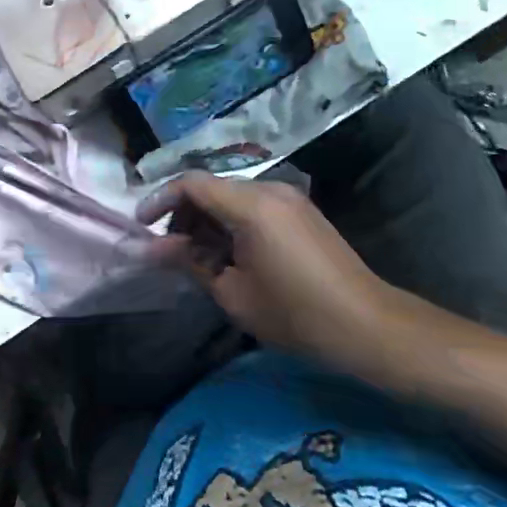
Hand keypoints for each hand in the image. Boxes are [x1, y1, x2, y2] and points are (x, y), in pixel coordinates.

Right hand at [144, 172, 397, 364]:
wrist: (365, 323)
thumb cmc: (295, 313)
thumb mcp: (234, 293)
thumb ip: (191, 262)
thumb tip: (154, 249)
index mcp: (252, 204)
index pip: (192, 183)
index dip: (161, 200)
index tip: (141, 226)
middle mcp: (270, 188)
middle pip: (212, 186)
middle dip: (184, 213)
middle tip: (170, 251)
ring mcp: (289, 197)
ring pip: (232, 195)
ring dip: (208, 218)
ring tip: (197, 258)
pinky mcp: (300, 210)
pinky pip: (254, 204)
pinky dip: (231, 222)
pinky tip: (228, 254)